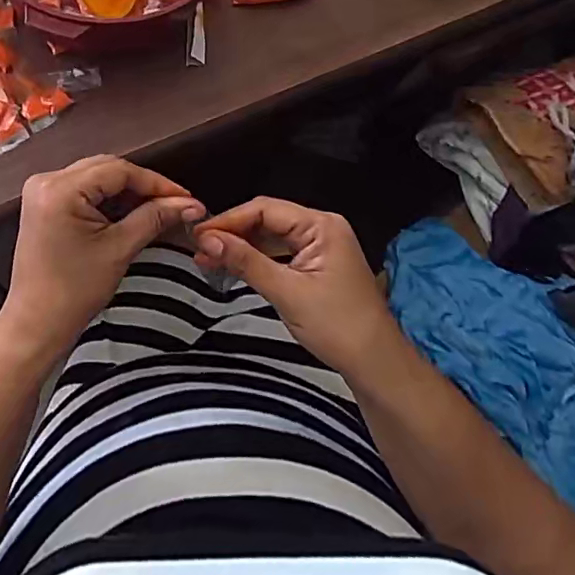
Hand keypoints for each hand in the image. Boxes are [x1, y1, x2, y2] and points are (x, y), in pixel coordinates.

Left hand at [2, 155, 204, 354]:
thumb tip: (185, 204)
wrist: (37, 322)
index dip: (156, 182)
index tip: (183, 197)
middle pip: (107, 168)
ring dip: (127, 191)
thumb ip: (154, 218)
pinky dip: (107, 198)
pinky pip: (82, 188)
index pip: (119, 170)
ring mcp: (41, 191)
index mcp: (59, 189)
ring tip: (157, 209)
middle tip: (175, 203)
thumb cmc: (69, 293)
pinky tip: (130, 212)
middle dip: (143, 185)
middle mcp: (45, 182)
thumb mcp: (118, 250)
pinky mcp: (44, 203)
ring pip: (96, 176)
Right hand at [193, 197, 399, 376]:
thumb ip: (245, 261)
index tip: (198, 236)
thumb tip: (207, 240)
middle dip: (231, 232)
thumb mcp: (286, 292)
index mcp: (321, 225)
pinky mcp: (315, 263)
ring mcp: (320, 245)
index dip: (228, 220)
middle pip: (266, 218)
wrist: (376, 365)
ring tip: (208, 258)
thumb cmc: (338, 327)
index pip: (264, 210)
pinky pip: (278, 251)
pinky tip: (232, 265)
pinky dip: (254, 258)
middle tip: (198, 248)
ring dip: (240, 246)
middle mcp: (322, 227)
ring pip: (269, 235)